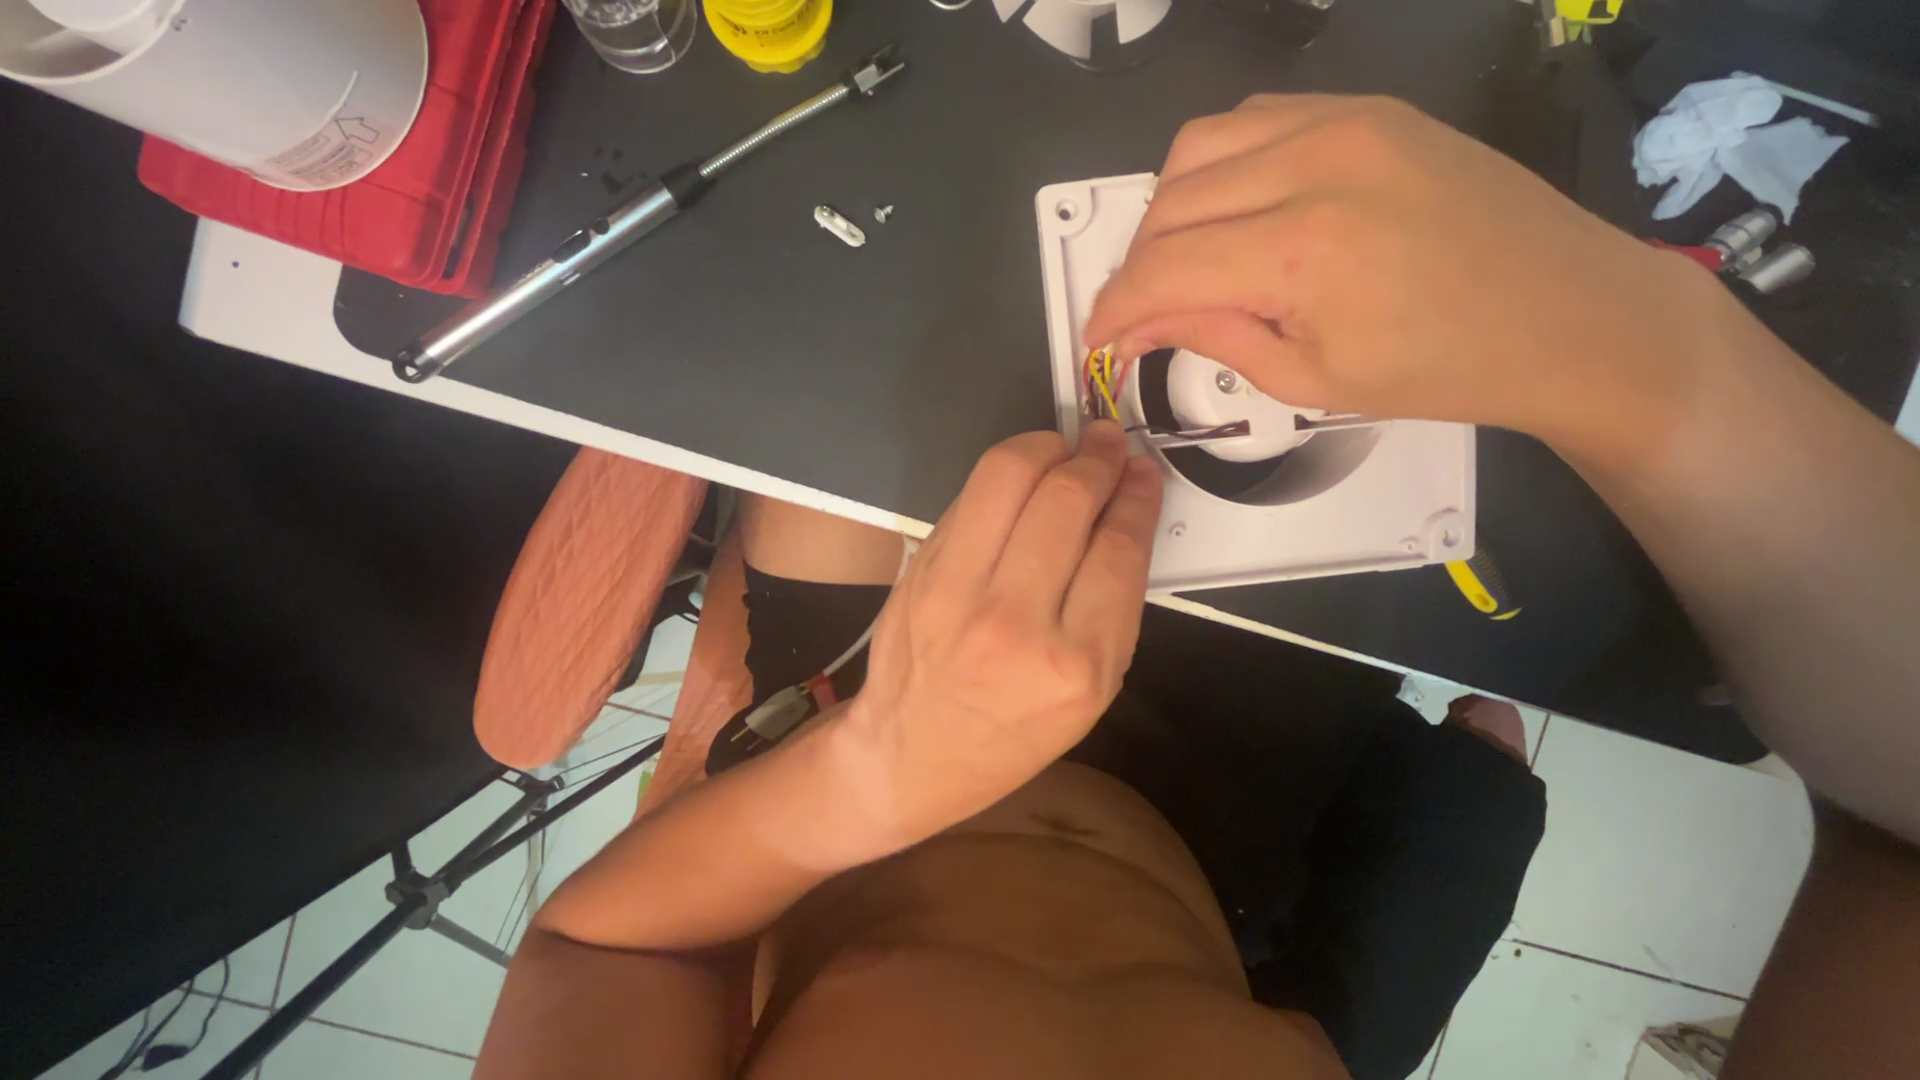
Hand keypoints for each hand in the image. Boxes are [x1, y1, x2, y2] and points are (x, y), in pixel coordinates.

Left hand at [825, 420, 1161, 856]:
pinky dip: (1005, 474)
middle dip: (1096, 459)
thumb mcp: (1091, 690)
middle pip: (1066, 500)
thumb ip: (1113, 602)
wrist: (911, 754)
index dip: (1136, 495)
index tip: (1143, 471)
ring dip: (1048, 446)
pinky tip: (1024, 477)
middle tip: (1107, 444)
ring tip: (1066, 448)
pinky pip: (969, 496)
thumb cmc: (1015, 734)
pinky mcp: (920, 570)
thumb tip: (1126, 511)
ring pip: (1009, 477)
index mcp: (1076, 665)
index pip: (1118, 548)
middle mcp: (1015, 623)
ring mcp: (957, 592)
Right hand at [1083, 94, 1728, 457]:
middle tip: (1142, 316)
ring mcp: (1343, 120)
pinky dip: (1216, 167)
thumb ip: (1210, 337)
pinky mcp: (1366, 108)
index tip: (1097, 341)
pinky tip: (1230, 212)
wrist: (1568, 313)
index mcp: (1300, 250)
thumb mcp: (1308, 378)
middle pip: (1166, 205)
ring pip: (1195, 149)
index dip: (1112, 309)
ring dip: (1167, 211)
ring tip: (1183, 263)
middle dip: (1135, 269)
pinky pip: (1250, 121)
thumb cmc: (1441, 369)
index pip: (1160, 270)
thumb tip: (1137, 324)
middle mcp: (1312, 163)